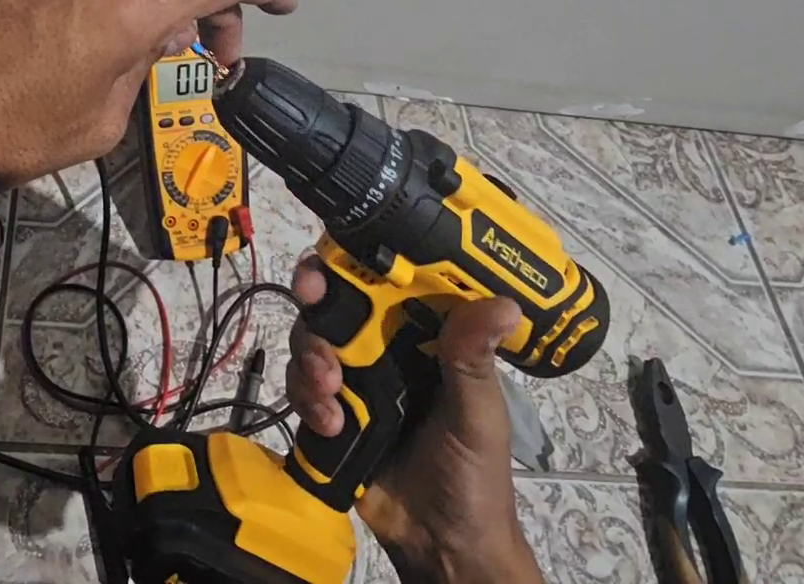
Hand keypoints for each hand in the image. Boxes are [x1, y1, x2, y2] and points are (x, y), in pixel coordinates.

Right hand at [287, 259, 543, 583]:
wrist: (439, 546)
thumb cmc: (474, 476)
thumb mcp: (478, 416)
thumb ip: (474, 360)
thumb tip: (503, 303)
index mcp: (423, 333)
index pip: (386, 278)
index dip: (358, 258)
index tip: (336, 259)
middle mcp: (383, 344)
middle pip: (335, 298)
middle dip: (316, 296)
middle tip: (311, 300)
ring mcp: (352, 375)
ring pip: (311, 337)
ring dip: (311, 356)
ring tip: (331, 392)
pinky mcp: (328, 407)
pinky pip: (300, 385)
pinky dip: (307, 399)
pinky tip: (332, 424)